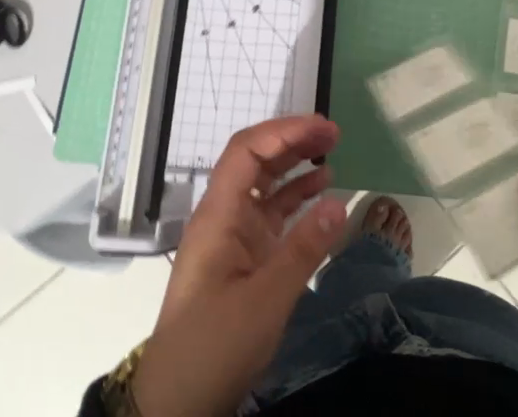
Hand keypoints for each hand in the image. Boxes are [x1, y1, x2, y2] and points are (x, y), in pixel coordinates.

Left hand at [132, 115, 347, 416]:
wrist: (178, 401)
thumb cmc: (213, 346)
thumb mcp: (264, 301)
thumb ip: (302, 250)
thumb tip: (339, 201)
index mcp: (217, 217)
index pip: (246, 152)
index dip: (283, 132)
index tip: (323, 127)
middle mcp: (222, 218)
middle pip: (254, 162)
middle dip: (291, 141)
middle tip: (334, 134)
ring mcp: (232, 239)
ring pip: (263, 187)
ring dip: (294, 167)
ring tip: (332, 154)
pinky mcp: (242, 261)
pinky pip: (270, 217)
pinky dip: (295, 201)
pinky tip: (320, 195)